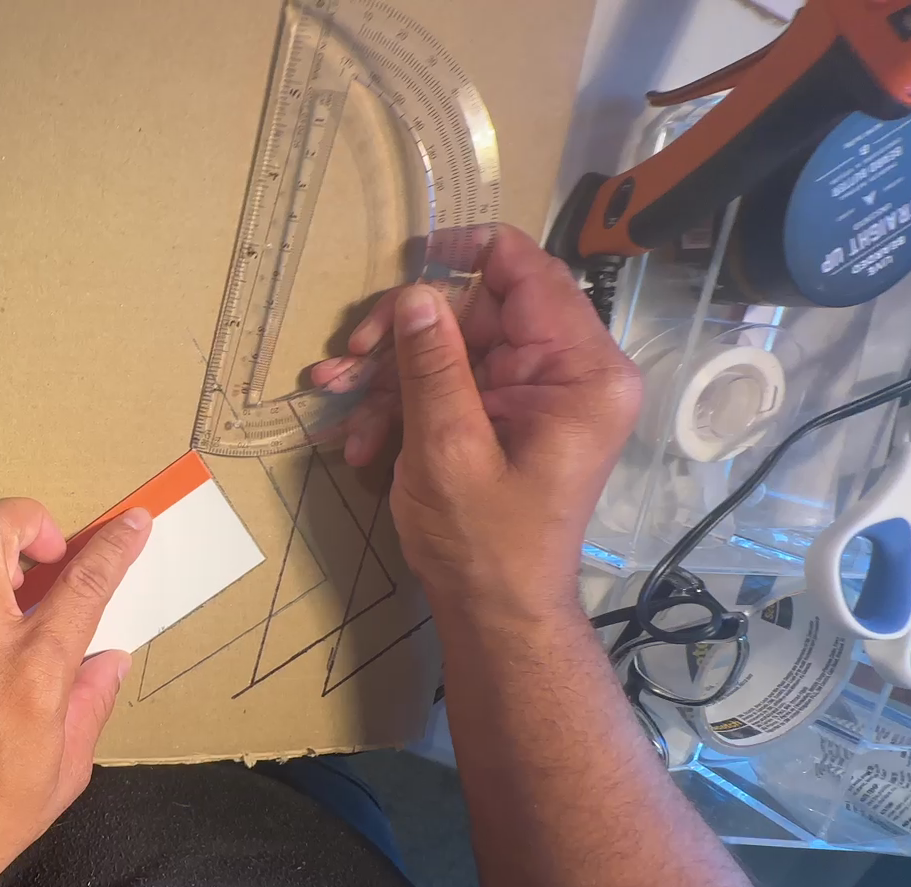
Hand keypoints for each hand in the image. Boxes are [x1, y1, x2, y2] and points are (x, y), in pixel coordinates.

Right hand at [309, 226, 639, 623]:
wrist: (492, 608)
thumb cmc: (482, 539)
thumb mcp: (448, 449)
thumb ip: (433, 367)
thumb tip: (414, 295)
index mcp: (577, 372)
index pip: (530, 276)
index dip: (470, 253)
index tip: (412, 256)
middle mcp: (560, 374)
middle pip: (473, 318)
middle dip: (400, 340)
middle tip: (345, 363)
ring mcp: (526, 398)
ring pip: (446, 356)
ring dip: (385, 380)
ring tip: (333, 402)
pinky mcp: (496, 421)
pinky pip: (442, 393)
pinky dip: (397, 412)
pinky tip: (361, 444)